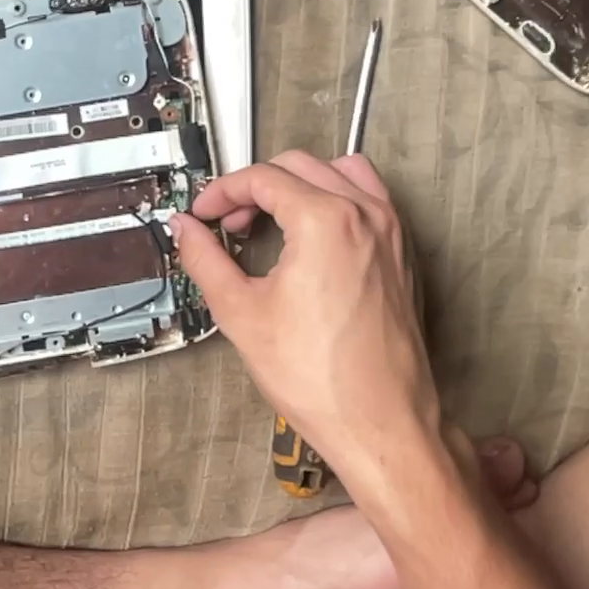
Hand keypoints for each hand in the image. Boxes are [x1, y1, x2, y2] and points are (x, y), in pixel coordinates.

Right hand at [170, 151, 438, 491]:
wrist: (380, 423)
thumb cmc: (320, 376)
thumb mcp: (239, 312)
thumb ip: (205, 258)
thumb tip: (185, 230)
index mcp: (326, 221)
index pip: (263, 178)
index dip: (222, 192)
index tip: (203, 214)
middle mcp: (365, 216)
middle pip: (298, 166)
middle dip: (254, 186)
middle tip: (227, 221)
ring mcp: (391, 233)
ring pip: (339, 172)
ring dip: (297, 184)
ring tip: (270, 220)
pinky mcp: (403, 255)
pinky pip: (369, 199)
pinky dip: (334, 199)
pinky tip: (311, 237)